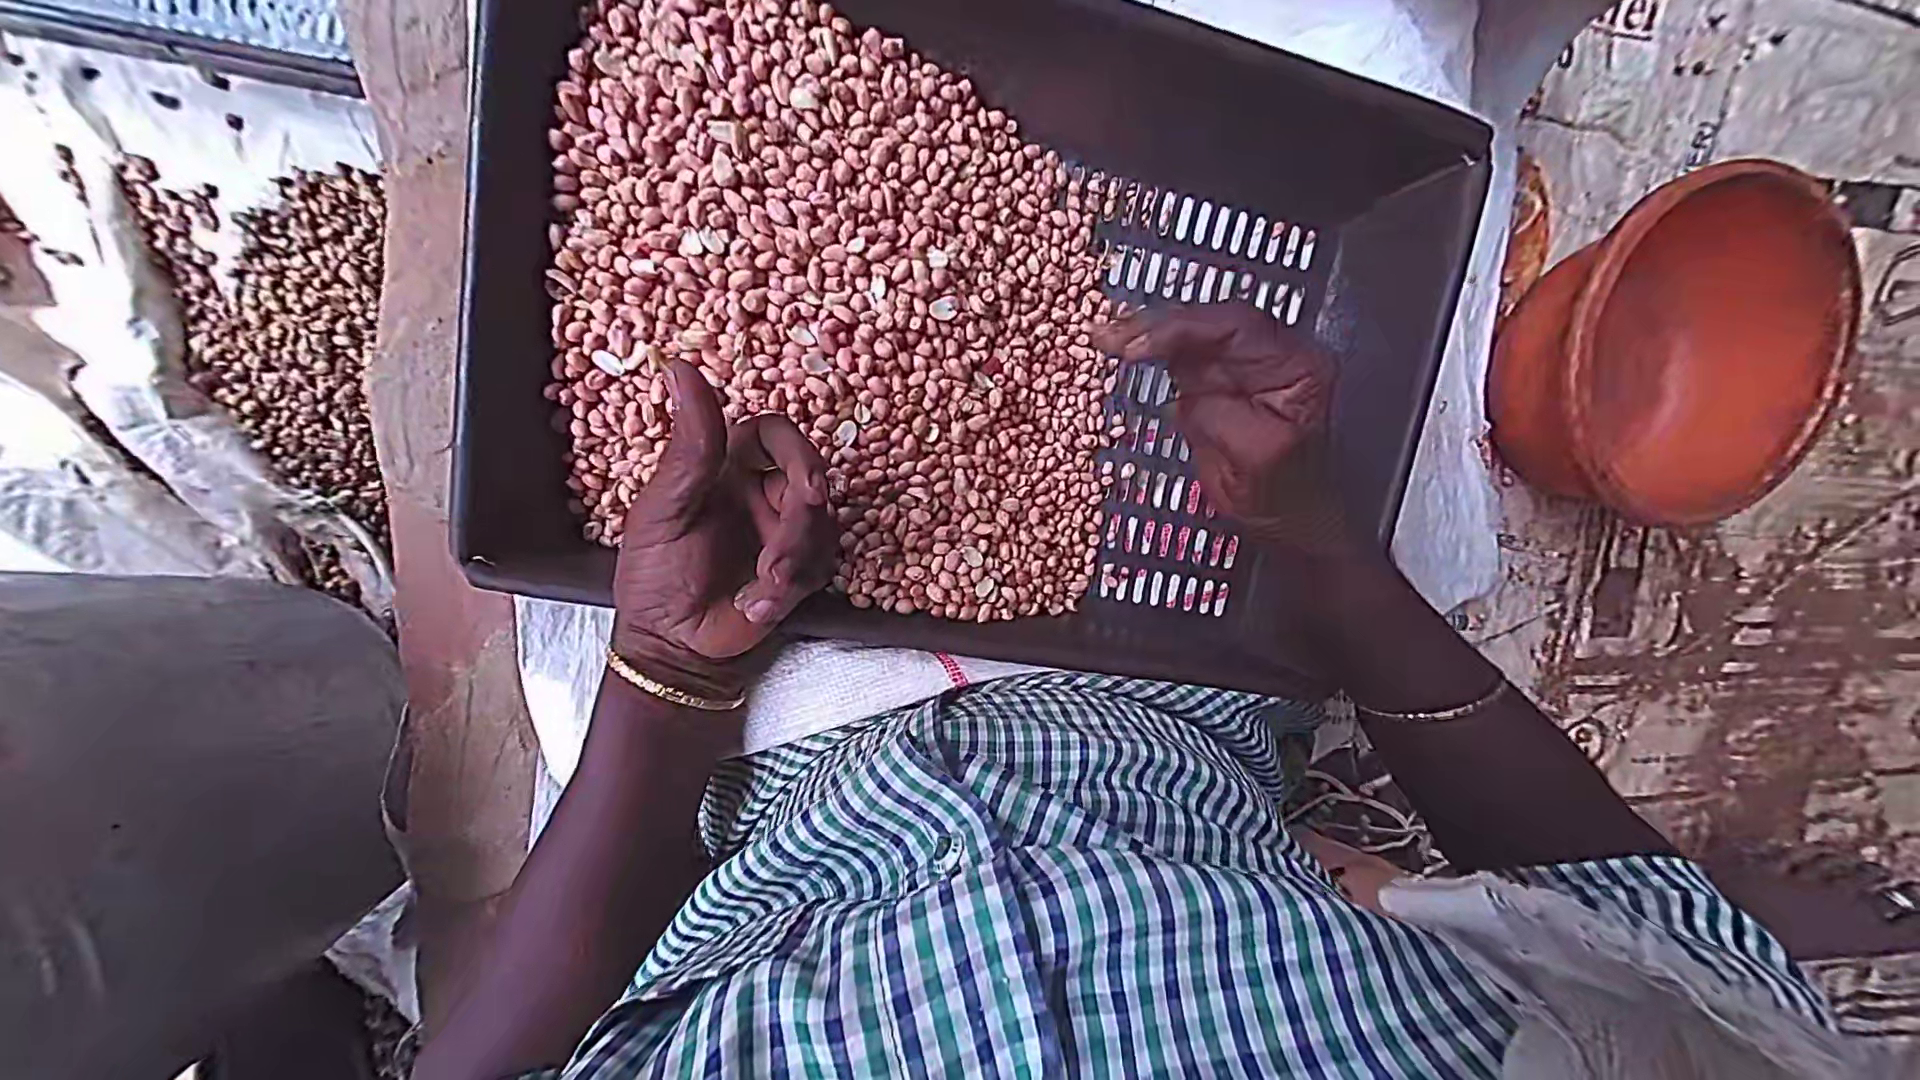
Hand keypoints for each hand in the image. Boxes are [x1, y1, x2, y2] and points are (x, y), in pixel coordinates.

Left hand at [609, 359, 836, 702]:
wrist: (674, 644)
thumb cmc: (655, 575)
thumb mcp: (664, 510)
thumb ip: (689, 447)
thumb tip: (679, 368)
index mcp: (727, 467)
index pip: (778, 434)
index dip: (800, 452)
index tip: (809, 485)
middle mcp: (763, 491)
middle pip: (812, 482)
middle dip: (802, 522)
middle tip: (779, 560)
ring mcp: (786, 529)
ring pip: (823, 525)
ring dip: (795, 560)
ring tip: (761, 590)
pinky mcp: (802, 567)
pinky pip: (821, 563)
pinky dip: (794, 586)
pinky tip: (761, 604)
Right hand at [1096, 305, 1343, 553]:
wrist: (1291, 519)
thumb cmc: (1289, 494)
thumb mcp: (1258, 455)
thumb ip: (1218, 419)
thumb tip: (1182, 401)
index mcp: (1291, 366)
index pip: (1234, 328)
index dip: (1181, 329)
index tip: (1135, 347)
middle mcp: (1262, 359)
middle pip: (1204, 327)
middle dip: (1153, 327)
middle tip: (1106, 336)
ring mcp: (1233, 374)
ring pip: (1185, 343)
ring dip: (1142, 337)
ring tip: (1105, 339)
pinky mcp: (1209, 391)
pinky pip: (1176, 367)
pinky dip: (1146, 358)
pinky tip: (1120, 351)